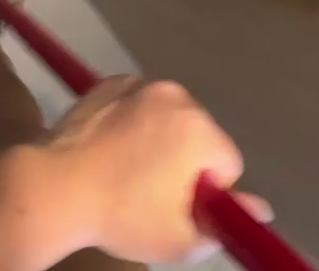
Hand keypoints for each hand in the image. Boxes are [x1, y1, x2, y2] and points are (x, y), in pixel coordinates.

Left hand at [32, 76, 270, 263]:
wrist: (59, 183)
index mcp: (197, 127)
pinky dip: (131, 119)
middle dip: (185, 158)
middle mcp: (172, 94)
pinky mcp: (108, 81)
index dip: (208, 189)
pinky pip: (136, 102)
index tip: (180, 203)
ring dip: (159, 136)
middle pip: (198, 132)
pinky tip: (110, 145)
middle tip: (153, 188)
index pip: (227, 162)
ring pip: (166, 115)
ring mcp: (136, 82)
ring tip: (127, 166)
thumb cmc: (124, 213)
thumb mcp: (183, 237)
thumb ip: (226, 221)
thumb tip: (260, 209)